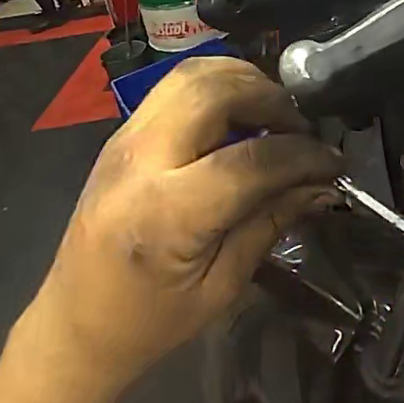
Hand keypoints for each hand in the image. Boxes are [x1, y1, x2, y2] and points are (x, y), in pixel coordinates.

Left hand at [39, 57, 341, 392]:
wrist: (71, 328)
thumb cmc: (147, 322)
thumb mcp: (221, 286)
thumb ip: (271, 222)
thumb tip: (323, 185)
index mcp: (164, 214)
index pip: (248, 161)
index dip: (300, 155)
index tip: (331, 161)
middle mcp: (140, 160)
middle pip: (215, 92)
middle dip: (270, 98)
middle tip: (301, 126)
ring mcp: (125, 138)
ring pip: (193, 74)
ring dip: (244, 80)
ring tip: (274, 111)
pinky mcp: (123, 132)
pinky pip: (176, 84)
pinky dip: (219, 84)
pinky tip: (241, 111)